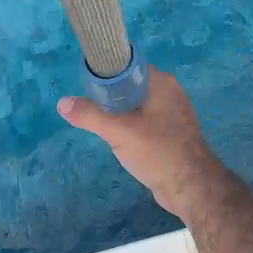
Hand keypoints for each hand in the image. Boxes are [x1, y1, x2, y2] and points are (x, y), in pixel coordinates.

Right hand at [58, 67, 238, 220]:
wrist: (190, 186)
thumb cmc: (157, 151)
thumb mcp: (118, 131)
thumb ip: (90, 115)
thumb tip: (62, 103)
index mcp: (161, 83)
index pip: (128, 66)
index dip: (106, 72)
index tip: (86, 87)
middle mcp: (169, 93)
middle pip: (130, 86)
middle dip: (109, 97)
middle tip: (90, 109)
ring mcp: (172, 114)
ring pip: (137, 106)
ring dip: (119, 114)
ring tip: (102, 126)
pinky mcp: (171, 133)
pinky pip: (145, 122)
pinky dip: (130, 127)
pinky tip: (120, 140)